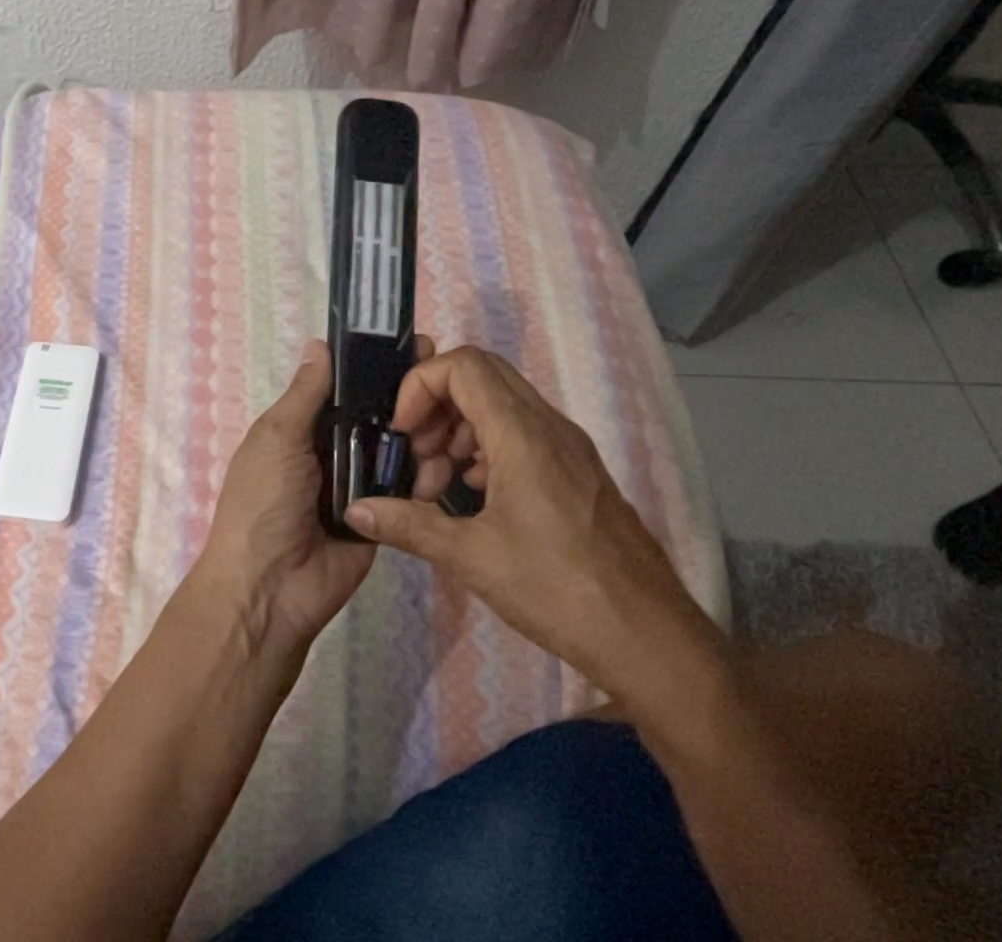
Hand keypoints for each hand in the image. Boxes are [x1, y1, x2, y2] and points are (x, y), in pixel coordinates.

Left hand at [192, 336, 433, 648]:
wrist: (270, 588)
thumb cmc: (262, 504)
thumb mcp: (276, 439)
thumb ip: (305, 395)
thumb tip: (320, 345)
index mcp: (300, 430)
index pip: (345, 389)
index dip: (376, 367)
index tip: (416, 344)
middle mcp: (331, 452)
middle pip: (379, 417)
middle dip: (411, 399)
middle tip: (447, 385)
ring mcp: (359, 485)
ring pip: (401, 450)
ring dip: (423, 437)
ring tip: (447, 428)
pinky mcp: (382, 517)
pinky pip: (410, 490)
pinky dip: (426, 477)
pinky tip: (445, 464)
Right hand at [342, 346, 721, 702]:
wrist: (646, 635)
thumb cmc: (555, 588)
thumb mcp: (470, 556)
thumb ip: (407, 525)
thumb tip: (355, 510)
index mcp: (524, 435)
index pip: (463, 366)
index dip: (419, 387)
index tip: (401, 435)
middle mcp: (549, 429)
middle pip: (481, 378)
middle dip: (434, 408)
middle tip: (414, 459)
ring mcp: (567, 450)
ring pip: (500, 408)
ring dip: (456, 433)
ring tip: (434, 488)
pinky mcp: (575, 474)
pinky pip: (520, 437)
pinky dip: (483, 452)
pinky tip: (469, 500)